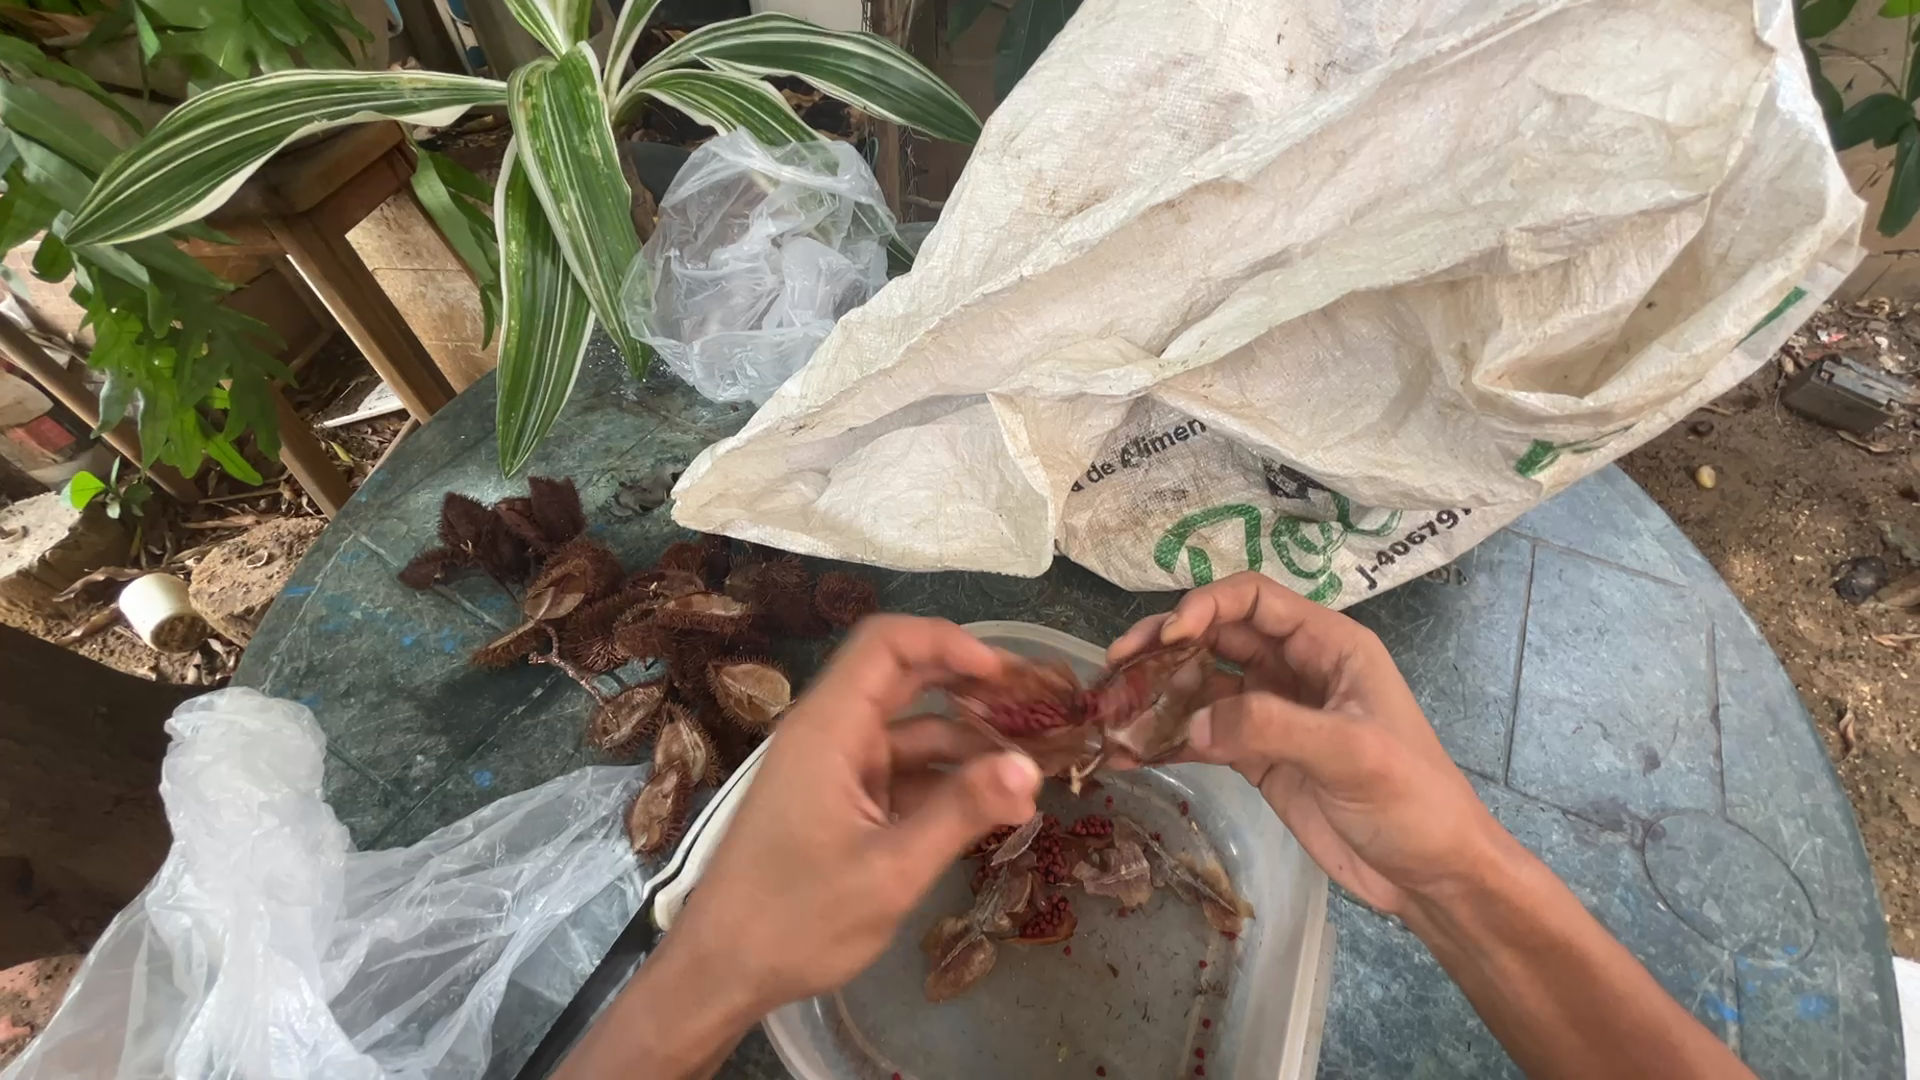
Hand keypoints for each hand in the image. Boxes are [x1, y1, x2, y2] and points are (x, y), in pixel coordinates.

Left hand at [664, 614, 1042, 1013]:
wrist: (722, 973)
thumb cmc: (795, 920)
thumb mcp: (890, 870)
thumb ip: (961, 812)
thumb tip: (1028, 768)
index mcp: (829, 727)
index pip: (886, 644)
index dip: (945, 641)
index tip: (1002, 671)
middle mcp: (831, 731)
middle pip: (903, 677)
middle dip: (967, 684)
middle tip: (1030, 703)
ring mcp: (836, 764)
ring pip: (910, 727)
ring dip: (964, 741)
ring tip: (1026, 766)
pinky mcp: (843, 796)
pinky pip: (902, 768)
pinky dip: (944, 778)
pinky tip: (990, 803)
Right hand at [1109, 572, 1507, 916]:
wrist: (1433, 880)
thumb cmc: (1413, 802)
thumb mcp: (1352, 754)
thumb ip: (1270, 726)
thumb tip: (1189, 723)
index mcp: (1326, 645)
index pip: (1252, 600)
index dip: (1205, 607)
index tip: (1168, 638)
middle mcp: (1291, 668)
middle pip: (1214, 635)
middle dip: (1163, 643)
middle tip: (1117, 662)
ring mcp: (1269, 711)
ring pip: (1199, 682)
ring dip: (1156, 690)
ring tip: (1110, 704)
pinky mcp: (1253, 753)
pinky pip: (1200, 733)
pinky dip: (1166, 738)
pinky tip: (1129, 751)